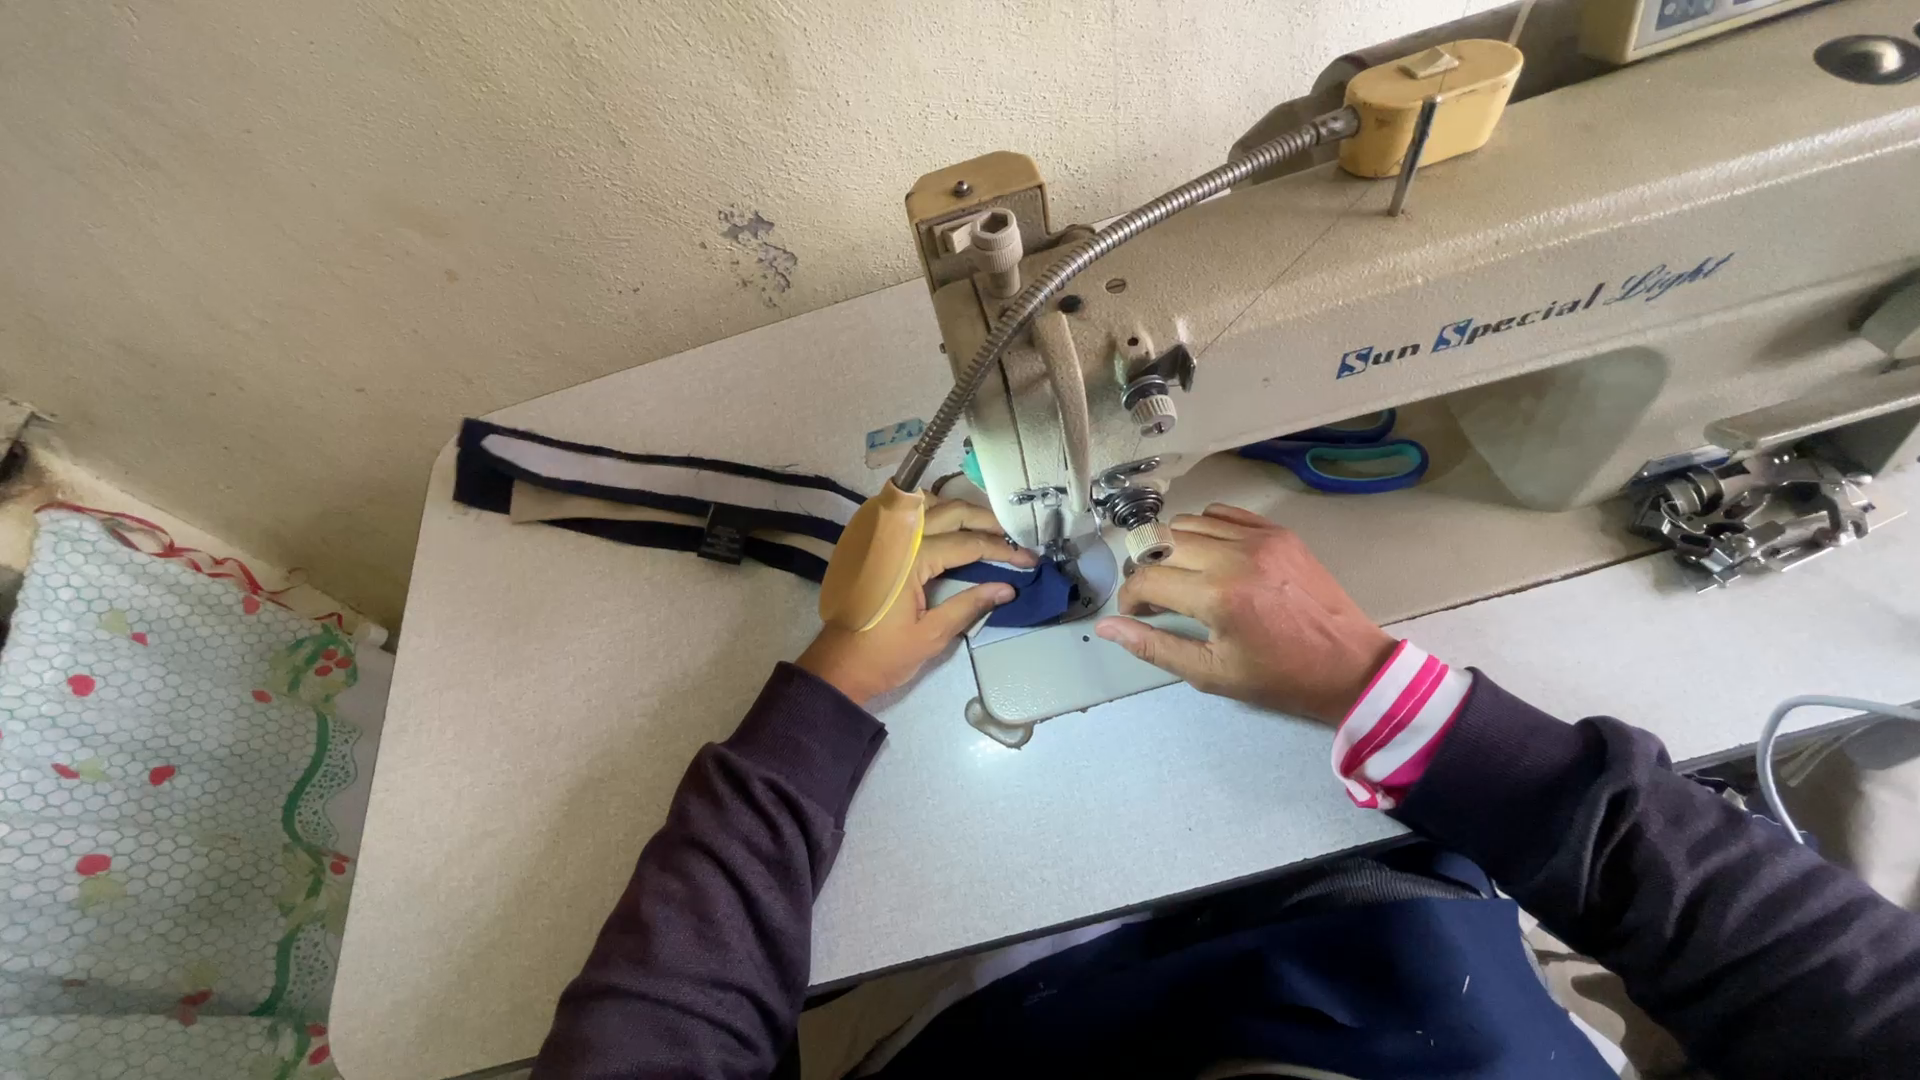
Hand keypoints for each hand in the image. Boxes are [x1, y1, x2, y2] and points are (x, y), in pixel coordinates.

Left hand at [798, 497, 1034, 705]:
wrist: (837, 666)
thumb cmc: (883, 656)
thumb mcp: (932, 636)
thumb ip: (970, 605)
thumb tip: (1007, 588)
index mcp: (910, 560)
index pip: (967, 544)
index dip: (1002, 550)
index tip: (1028, 558)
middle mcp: (895, 539)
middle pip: (950, 512)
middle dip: (986, 521)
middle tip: (1013, 535)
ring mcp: (880, 538)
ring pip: (926, 505)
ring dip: (958, 510)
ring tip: (987, 527)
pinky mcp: (872, 545)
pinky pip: (906, 516)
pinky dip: (932, 514)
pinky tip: (950, 527)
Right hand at [1094, 504, 1395, 725]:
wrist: (1350, 665)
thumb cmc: (1278, 677)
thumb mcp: (1211, 673)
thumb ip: (1154, 647)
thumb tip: (1108, 626)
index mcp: (1217, 597)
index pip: (1148, 578)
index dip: (1130, 596)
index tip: (1135, 612)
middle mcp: (1233, 557)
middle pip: (1162, 545)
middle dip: (1147, 569)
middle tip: (1156, 596)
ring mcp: (1259, 539)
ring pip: (1188, 523)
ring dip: (1173, 547)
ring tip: (1183, 575)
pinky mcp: (1277, 532)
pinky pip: (1223, 513)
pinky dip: (1205, 529)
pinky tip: (1211, 556)